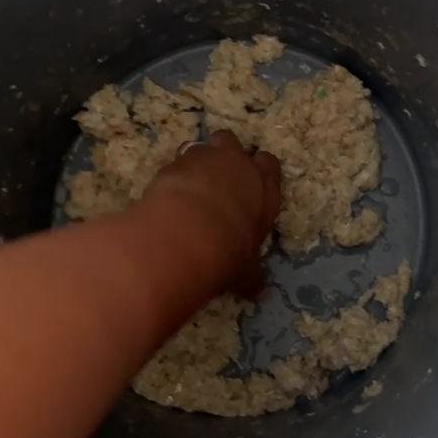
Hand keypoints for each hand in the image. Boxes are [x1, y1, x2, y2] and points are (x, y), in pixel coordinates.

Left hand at [139, 129, 280, 296]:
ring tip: (189, 186)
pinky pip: (177, 159)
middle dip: (225, 155)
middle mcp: (239, 165)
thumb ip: (252, 277)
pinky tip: (167, 194)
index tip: (249, 188)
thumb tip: (261, 294)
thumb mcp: (245, 270)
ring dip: (197, 160)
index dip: (259, 172)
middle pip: (233, 143)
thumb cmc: (229, 252)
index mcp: (265, 189)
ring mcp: (206, 158)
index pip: (270, 165)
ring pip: (204, 145)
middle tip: (217, 181)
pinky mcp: (176, 161)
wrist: (189, 234)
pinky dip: (173, 173)